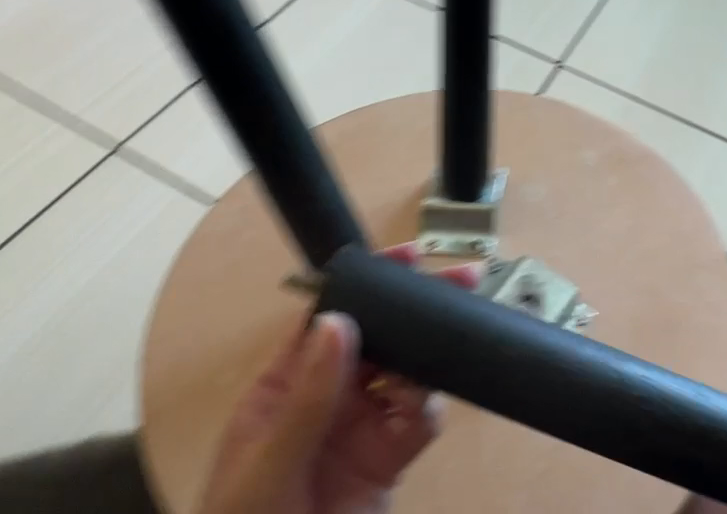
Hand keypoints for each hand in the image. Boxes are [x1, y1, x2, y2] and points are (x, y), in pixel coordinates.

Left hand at [198, 245, 479, 513]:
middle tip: (461, 283)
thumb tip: (340, 321)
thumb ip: (305, 401)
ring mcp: (360, 428)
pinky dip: (430, 411)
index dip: (365, 284)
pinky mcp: (387, 461)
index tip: (405, 259)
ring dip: (428, 359)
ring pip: (404, 374)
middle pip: (377, 338)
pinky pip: (418, 423)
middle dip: (414, 310)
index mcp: (285, 385)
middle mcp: (327, 397)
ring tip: (447, 346)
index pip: (327, 318)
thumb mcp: (265, 467)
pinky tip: (426, 412)